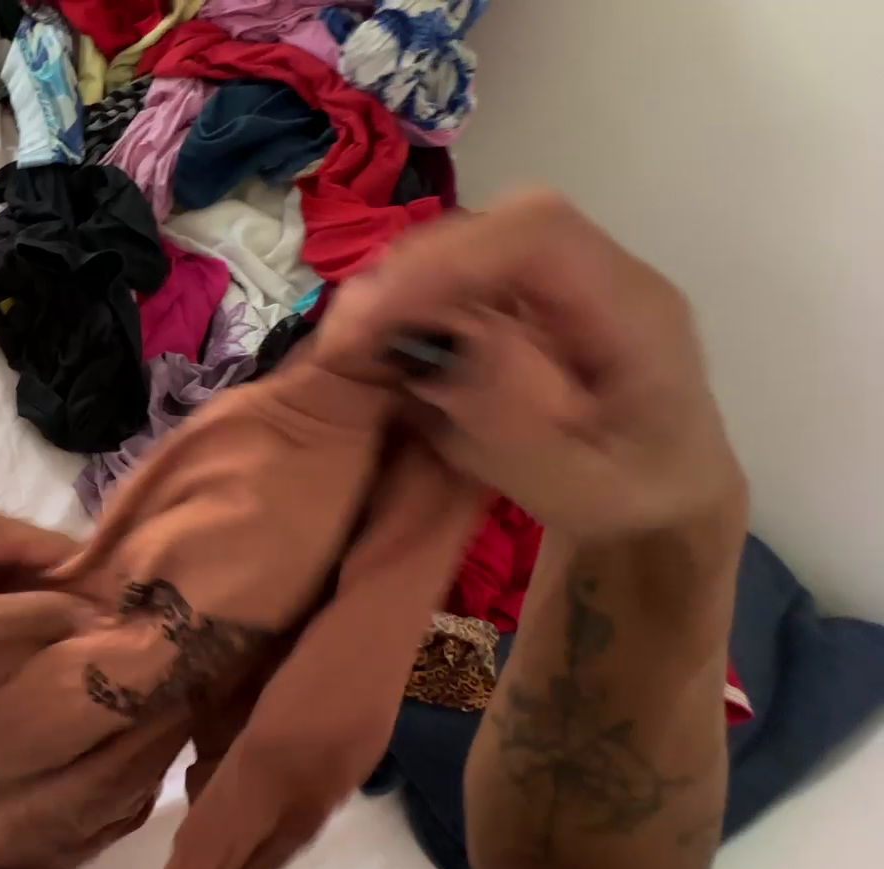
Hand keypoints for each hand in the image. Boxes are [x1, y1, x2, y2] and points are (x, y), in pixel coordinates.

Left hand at [0, 502, 94, 696]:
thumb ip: (32, 616)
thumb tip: (92, 615)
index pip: (56, 547)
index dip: (85, 585)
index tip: (108, 625)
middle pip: (33, 559)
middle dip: (54, 600)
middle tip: (77, 645)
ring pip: (8, 575)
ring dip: (24, 609)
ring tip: (43, 649)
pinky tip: (1, 641)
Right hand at [313, 188, 746, 539]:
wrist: (659, 502)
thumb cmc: (627, 499)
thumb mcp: (578, 486)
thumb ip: (516, 426)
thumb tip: (443, 359)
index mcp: (626, 312)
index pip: (538, 239)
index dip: (445, 263)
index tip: (372, 318)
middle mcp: (591, 282)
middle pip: (495, 227)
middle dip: (409, 270)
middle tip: (349, 334)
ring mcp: (554, 292)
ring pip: (467, 246)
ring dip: (397, 287)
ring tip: (351, 343)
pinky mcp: (519, 311)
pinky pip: (454, 281)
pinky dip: (401, 306)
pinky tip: (375, 346)